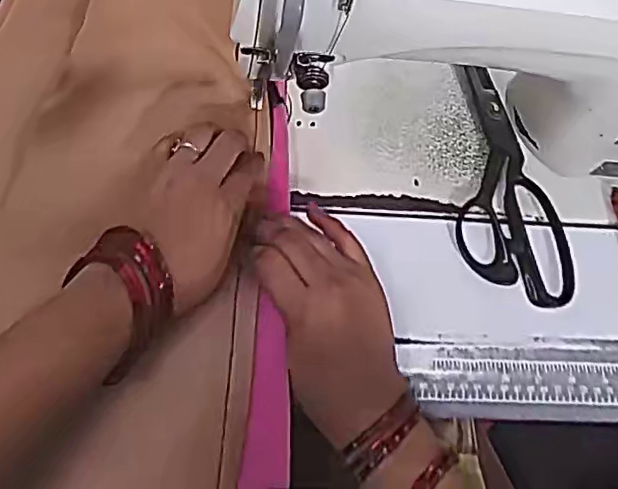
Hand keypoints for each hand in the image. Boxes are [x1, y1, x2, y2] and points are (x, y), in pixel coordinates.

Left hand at [135, 127, 265, 313]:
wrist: (135, 273)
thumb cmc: (180, 276)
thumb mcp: (222, 258)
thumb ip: (236, 223)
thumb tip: (244, 204)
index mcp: (225, 204)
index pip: (249, 170)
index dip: (256, 165)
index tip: (254, 167)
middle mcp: (203, 179)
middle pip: (230, 141)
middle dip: (239, 142)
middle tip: (238, 149)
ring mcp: (175, 169)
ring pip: (201, 132)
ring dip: (212, 135)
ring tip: (213, 141)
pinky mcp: (151, 167)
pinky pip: (170, 140)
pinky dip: (181, 141)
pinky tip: (183, 148)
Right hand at [250, 205, 408, 447]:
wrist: (371, 405)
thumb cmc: (326, 390)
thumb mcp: (287, 350)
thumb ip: (277, 305)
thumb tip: (266, 272)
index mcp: (305, 309)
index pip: (270, 262)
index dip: (254, 252)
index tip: (245, 250)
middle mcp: (330, 286)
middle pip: (292, 242)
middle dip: (269, 231)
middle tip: (255, 227)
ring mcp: (351, 277)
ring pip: (315, 236)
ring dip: (292, 223)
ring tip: (275, 218)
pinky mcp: (368, 276)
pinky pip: (347, 239)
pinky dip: (330, 223)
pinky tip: (314, 212)